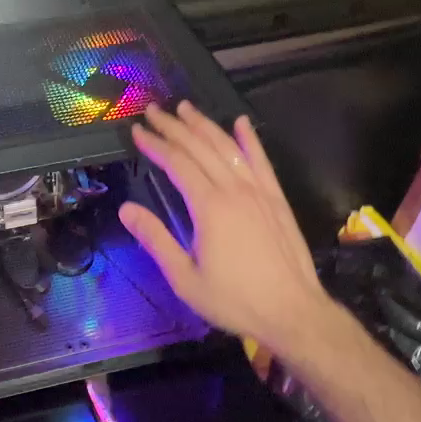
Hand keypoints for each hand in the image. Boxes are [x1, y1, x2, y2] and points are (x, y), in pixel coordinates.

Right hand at [118, 102, 350, 358]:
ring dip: (204, 124)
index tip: (137, 130)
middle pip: (199, 147)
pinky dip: (249, 138)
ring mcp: (258, 191)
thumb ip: (156, 240)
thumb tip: (126, 209)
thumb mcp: (185, 279)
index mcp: (208, 206)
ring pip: (227, 147)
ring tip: (185, 107)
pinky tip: (240, 122)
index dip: (155, 144)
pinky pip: (260, 160)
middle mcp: (233, 189)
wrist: (294, 314)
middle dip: (173, 126)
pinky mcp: (276, 198)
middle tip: (153, 109)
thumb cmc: (236, 300)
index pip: (176, 163)